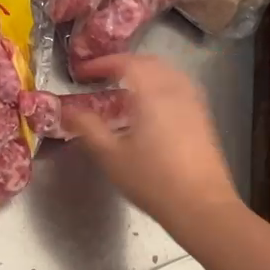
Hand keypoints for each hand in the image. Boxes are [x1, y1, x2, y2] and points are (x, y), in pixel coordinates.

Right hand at [66, 54, 241, 230]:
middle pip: (150, 63)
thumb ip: (87, 127)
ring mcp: (193, 104)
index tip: (81, 72)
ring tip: (123, 88)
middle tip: (100, 76)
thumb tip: (67, 110)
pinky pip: (179, 87)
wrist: (201, 206)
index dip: (101, 63)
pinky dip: (159, 85)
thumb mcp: (109, 155)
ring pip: (168, 73)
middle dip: (123, 63)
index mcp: (152, 94)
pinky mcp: (202, 119)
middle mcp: (176, 91)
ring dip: (144, 72)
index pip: (126, 63)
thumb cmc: (151, 180)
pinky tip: (148, 107)